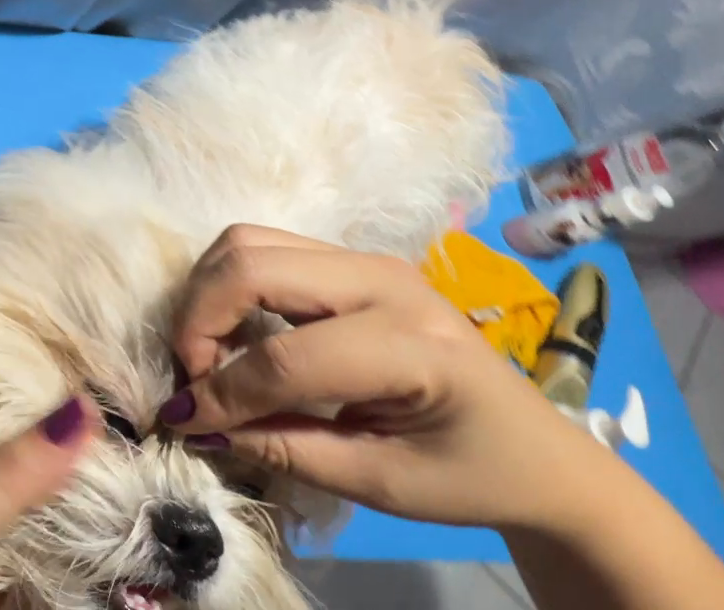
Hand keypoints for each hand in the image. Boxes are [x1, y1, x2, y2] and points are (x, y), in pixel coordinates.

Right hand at [156, 225, 609, 530]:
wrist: (540, 452)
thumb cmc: (470, 476)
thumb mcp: (380, 482)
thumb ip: (283, 447)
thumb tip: (194, 423)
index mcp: (413, 346)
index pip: (286, 358)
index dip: (223, 392)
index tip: (183, 423)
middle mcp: (384, 280)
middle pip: (252, 267)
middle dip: (199, 321)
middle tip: (190, 375)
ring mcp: (364, 259)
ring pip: (246, 242)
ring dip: (206, 293)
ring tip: (205, 351)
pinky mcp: (346, 257)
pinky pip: (262, 246)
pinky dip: (226, 282)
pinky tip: (230, 328)